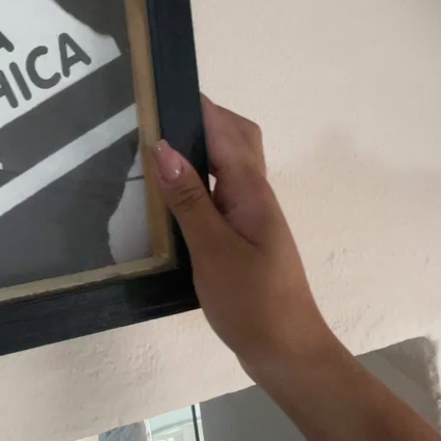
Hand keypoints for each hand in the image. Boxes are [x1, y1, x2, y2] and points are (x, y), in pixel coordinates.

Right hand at [149, 97, 341, 383]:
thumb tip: (163, 146)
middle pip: (236, 139)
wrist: (286, 352)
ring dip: (198, 147)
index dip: (198, 106)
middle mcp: (254, 195)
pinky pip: (218, 191)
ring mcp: (250, 215)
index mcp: (250, 191)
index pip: (227, 131)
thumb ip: (188, 199)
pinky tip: (169, 194)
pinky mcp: (241, 235)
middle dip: (202, 118)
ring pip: (227, 165)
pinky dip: (196, 179)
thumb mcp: (213, 250)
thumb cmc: (252, 301)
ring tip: (153, 146)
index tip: (160, 89)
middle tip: (156, 114)